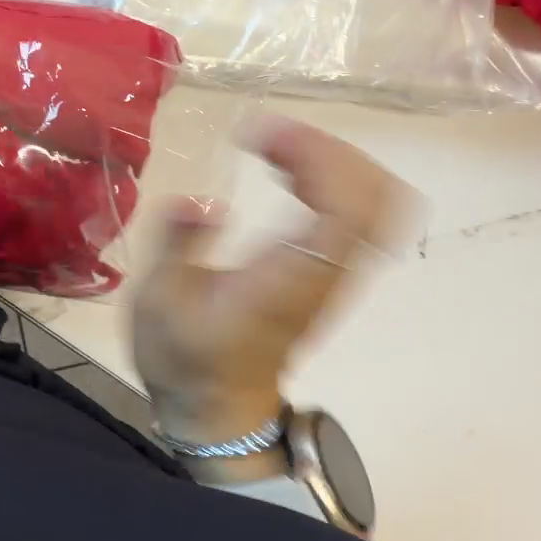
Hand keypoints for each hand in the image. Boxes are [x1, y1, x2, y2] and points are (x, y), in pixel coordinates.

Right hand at [131, 115, 414, 452]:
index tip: (256, 131)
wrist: (217, 409)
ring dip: (333, 162)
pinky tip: (283, 173)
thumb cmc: (182, 356)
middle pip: (379, 198)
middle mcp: (328, 274)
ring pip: (377, 205)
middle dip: (331, 151)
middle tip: (267, 133)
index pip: (343, 206)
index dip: (314, 155)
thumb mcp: (161, 300)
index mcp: (289, 277)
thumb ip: (179, 245)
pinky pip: (357, 216)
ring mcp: (335, 277)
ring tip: (272, 146)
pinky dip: (330, 181)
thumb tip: (200, 200)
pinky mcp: (327, 277)